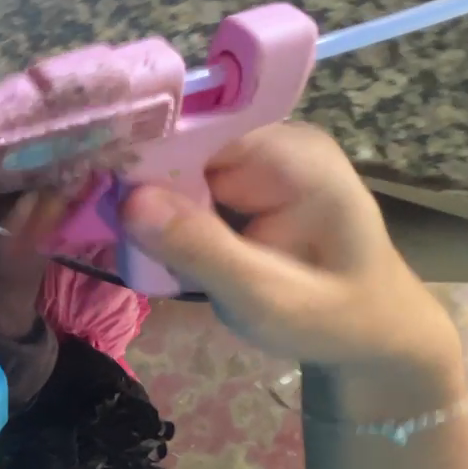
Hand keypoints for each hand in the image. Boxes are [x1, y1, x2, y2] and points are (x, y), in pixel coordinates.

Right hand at [119, 123, 459, 375]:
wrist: (373, 335)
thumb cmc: (333, 320)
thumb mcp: (265, 297)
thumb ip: (200, 249)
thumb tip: (129, 201)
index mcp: (289, 156)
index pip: (190, 133)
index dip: (138, 156)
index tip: (94, 192)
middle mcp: (269, 143)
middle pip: (172, 147)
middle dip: (134, 190)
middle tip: (107, 235)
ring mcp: (251, 160)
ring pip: (166, 169)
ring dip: (139, 208)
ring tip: (125, 244)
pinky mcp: (236, 180)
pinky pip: (176, 186)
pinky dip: (154, 216)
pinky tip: (145, 243)